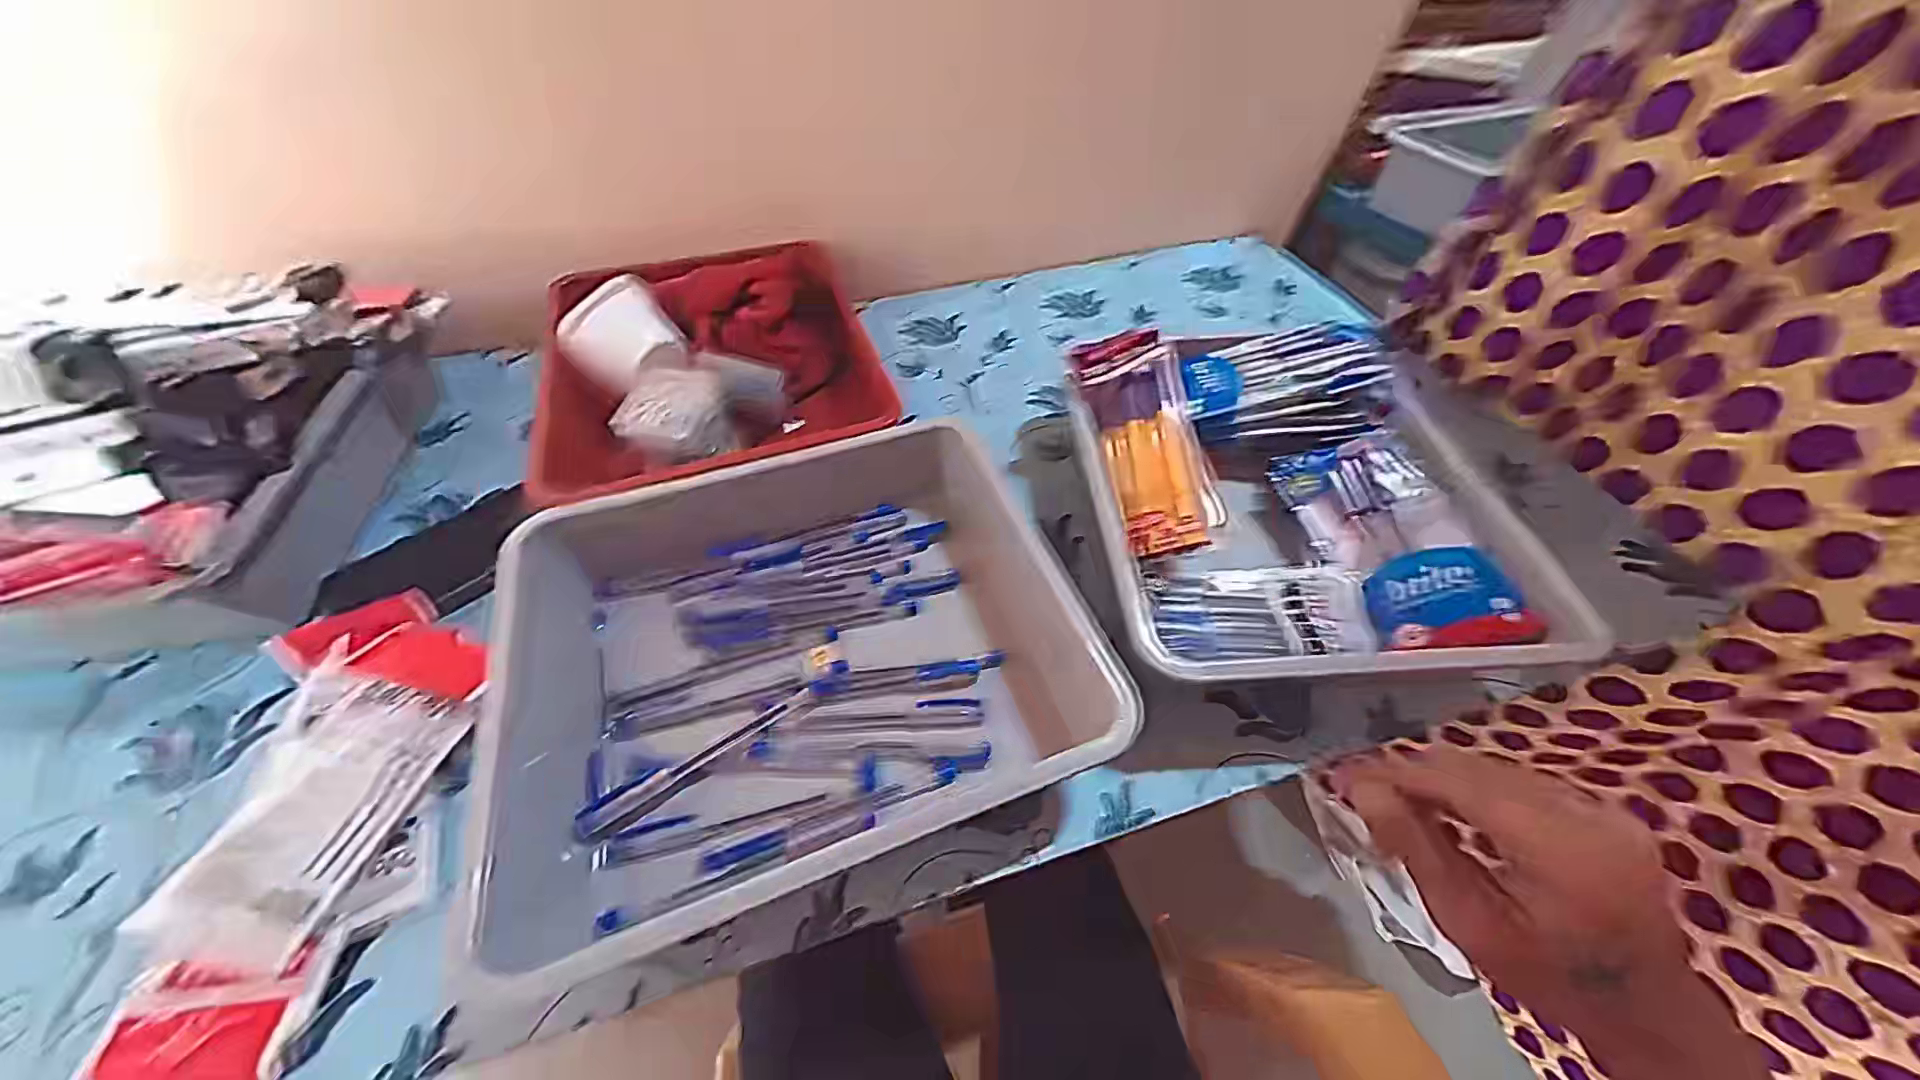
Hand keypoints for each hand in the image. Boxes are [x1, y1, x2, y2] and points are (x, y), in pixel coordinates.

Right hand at [1331, 745, 1767, 1079]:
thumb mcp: (1468, 922)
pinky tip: (1442, 803)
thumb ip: (1415, 848)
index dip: (1392, 773)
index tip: (1343, 777)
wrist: (1645, 1009)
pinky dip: (1468, 784)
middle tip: (1360, 785)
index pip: (1456, 782)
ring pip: (1490, 766)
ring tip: (1393, 794)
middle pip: (1472, 768)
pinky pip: (1514, 778)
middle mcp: (1586, 812)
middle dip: (1409, 772)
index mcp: (1559, 846)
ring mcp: (1599, 806)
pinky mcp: (1599, 807)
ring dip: (1435, 776)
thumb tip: (1362, 790)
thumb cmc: (1549, 976)